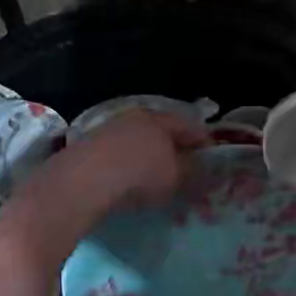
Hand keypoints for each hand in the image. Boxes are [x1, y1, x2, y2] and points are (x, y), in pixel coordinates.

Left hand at [59, 107, 208, 209]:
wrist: (85, 178)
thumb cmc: (140, 174)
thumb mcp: (176, 176)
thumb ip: (191, 169)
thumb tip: (198, 165)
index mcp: (160, 120)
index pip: (187, 126)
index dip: (201, 140)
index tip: (209, 152)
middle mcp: (133, 117)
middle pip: (159, 128)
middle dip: (171, 143)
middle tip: (181, 161)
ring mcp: (108, 128)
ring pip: (135, 138)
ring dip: (146, 151)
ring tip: (153, 170)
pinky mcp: (88, 144)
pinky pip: (116, 150)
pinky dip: (125, 159)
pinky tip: (126, 174)